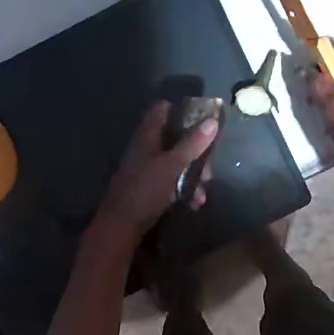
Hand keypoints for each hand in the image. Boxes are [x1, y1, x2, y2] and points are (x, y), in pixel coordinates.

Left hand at [92, 101, 218, 239]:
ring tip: (202, 194)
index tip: (203, 116)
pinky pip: (172, 182)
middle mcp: (146, 148)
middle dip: (197, 153)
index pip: (162, 109)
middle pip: (176, 139)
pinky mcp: (150, 187)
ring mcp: (147, 168)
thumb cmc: (145, 190)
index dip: (182, 108)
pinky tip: (194, 203)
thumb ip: (192, 143)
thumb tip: (212, 121)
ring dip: (193, 177)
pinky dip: (184, 190)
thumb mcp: (172, 165)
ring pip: (177, 163)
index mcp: (147, 136)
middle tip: (210, 168)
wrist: (121, 225)